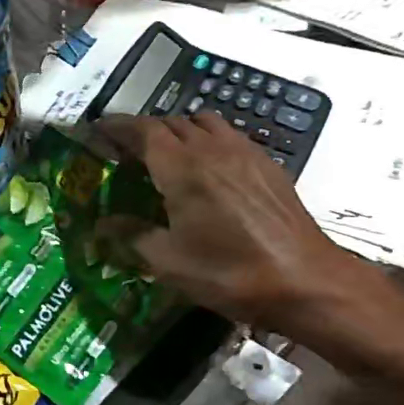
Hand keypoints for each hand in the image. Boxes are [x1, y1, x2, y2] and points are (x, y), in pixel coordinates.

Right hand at [99, 113, 403, 347]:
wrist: (306, 281)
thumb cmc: (229, 272)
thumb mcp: (169, 262)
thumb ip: (132, 235)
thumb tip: (101, 225)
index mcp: (181, 167)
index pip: (142, 130)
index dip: (117, 127)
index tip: (97, 130)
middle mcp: (211, 148)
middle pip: (170, 122)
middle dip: (144, 131)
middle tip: (126, 152)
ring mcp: (244, 152)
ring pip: (202, 122)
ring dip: (178, 130)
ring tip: (166, 154)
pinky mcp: (266, 164)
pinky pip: (228, 135)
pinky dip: (207, 139)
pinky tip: (207, 168)